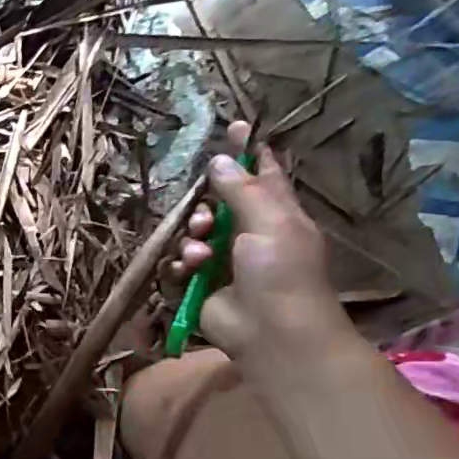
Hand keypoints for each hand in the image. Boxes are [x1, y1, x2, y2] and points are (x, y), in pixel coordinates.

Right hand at [164, 121, 346, 363]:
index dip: (248, 152)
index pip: (261, 174)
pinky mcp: (198, 285)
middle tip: (204, 219)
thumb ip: (241, 190)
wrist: (270, 330)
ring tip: (200, 257)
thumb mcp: (269, 222)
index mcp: (275, 214)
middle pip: (214, 204)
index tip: (234, 127)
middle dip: (203, 208)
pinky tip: (188, 273)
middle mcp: (246, 234)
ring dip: (190, 242)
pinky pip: (176, 266)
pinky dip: (179, 267)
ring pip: (190, 235)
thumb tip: (219, 160)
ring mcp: (221, 262)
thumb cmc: (282, 272)